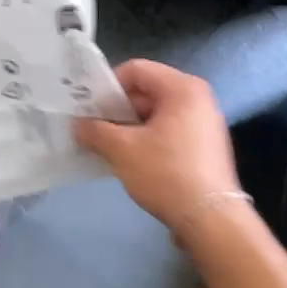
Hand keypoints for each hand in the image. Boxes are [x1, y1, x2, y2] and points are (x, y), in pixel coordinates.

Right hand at [73, 60, 241, 229]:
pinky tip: (130, 161)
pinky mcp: (204, 146)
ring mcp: (204, 123)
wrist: (209, 217)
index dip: (108, 86)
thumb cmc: (166, 173)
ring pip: (155, 114)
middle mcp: (197, 98)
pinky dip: (146, 140)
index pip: (136, 70)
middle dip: (116, 110)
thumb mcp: (122, 150)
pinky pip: (168, 132)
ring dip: (129, 128)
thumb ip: (95, 131)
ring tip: (107, 148)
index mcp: (182, 88)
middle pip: (146, 91)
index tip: (90, 109)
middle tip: (93, 129)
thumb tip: (78, 125)